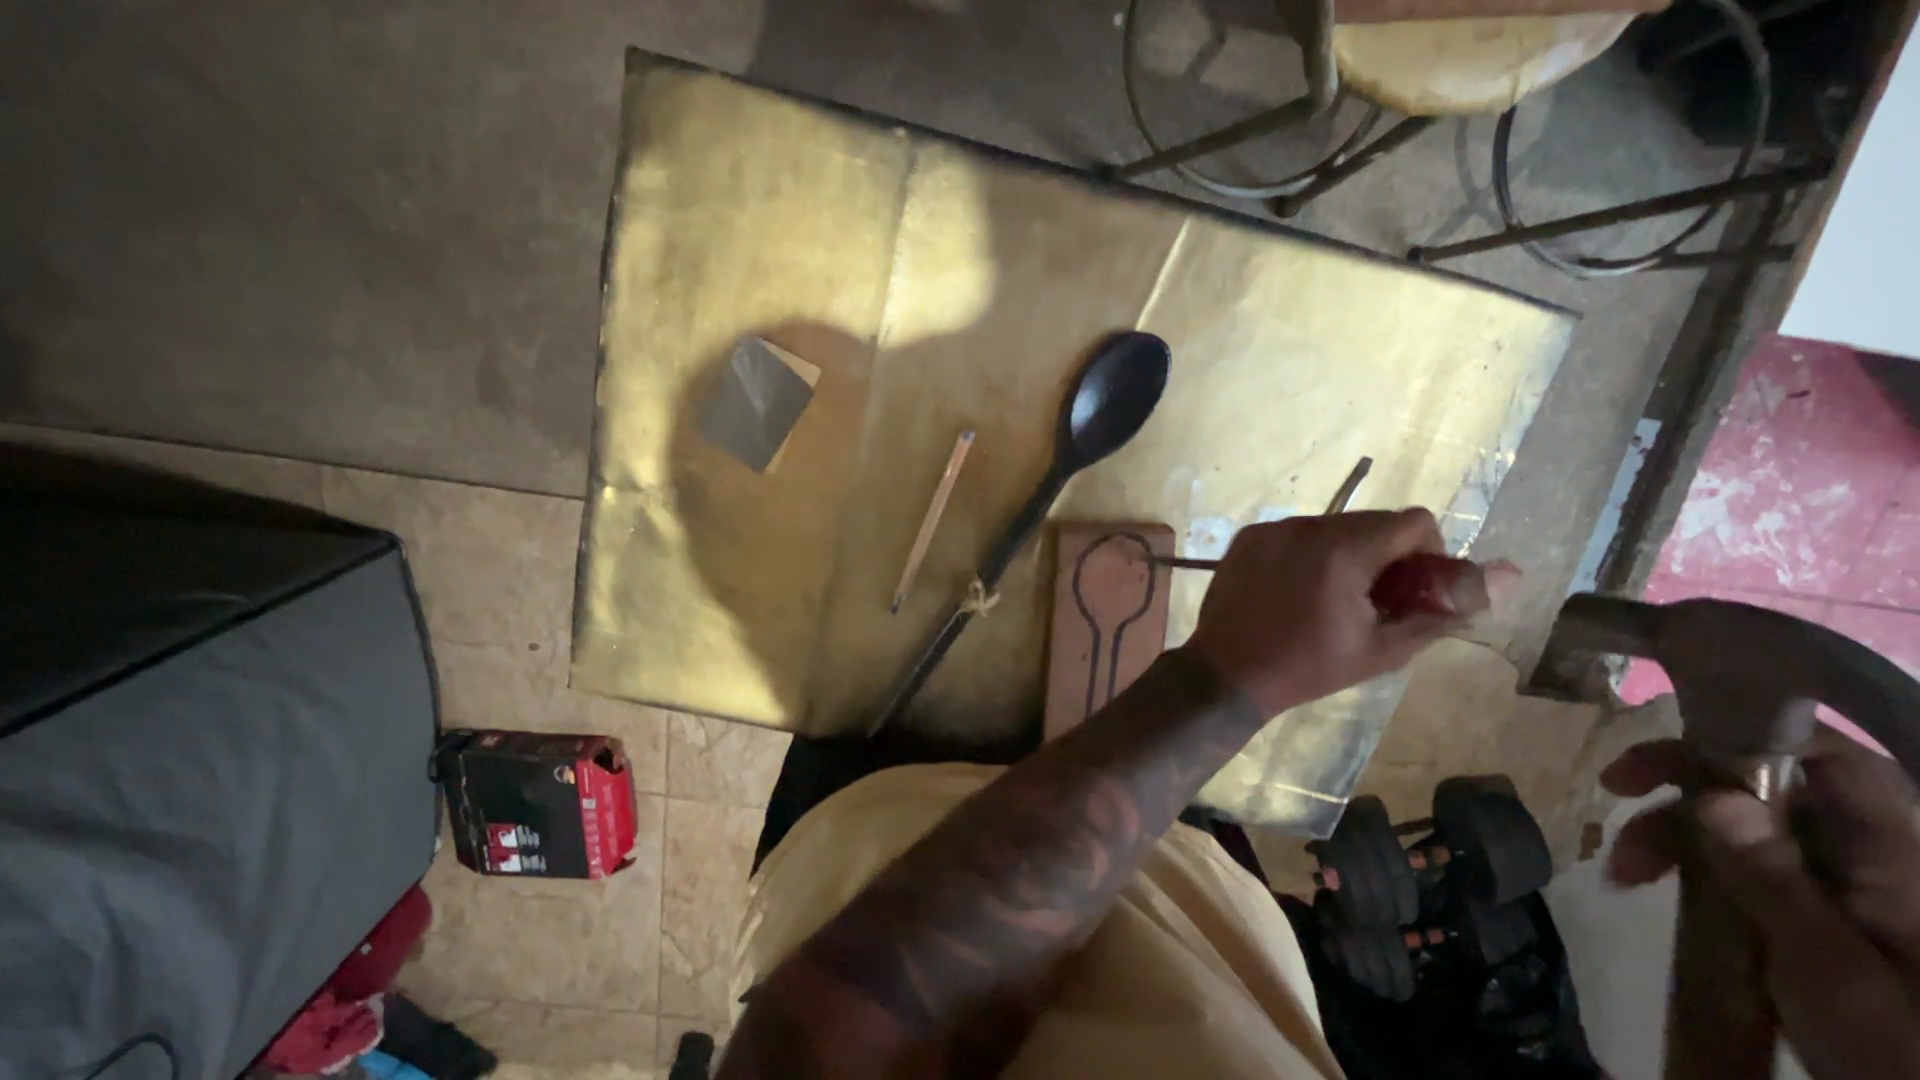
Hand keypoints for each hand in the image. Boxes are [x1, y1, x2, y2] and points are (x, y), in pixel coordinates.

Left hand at [1180, 508, 1483, 716]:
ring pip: (1334, 525)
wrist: (1226, 674)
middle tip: (1374, 600)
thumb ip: (1444, 608)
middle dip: (1387, 555)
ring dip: (1348, 552)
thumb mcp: (1384, 648)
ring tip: (1333, 599)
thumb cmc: (1308, 667)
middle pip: (1373, 521)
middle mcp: (1307, 526)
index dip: (1427, 553)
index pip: (1414, 521)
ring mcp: (1272, 528)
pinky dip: (1309, 553)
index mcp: (1344, 549)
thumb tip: (1511, 575)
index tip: (1410, 589)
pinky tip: (1296, 592)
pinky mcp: (1247, 537)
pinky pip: (1296, 532)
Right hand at [1604, 731, 1919, 1077]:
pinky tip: (1644, 882)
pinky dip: (1687, 862)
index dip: (1751, 733)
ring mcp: (1838, 883)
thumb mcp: (1829, 968)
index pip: (1830, 758)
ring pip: (1742, 822)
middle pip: (1768, 783)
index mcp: (1893, 855)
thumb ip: (1774, 879)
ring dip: (1671, 830)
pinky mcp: (1809, 909)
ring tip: (1621, 870)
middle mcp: (1867, 854)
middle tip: (1614, 786)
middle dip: (1681, 782)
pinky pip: (1740, 861)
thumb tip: (1716, 794)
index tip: (1677, 742)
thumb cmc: (1895, 1046)